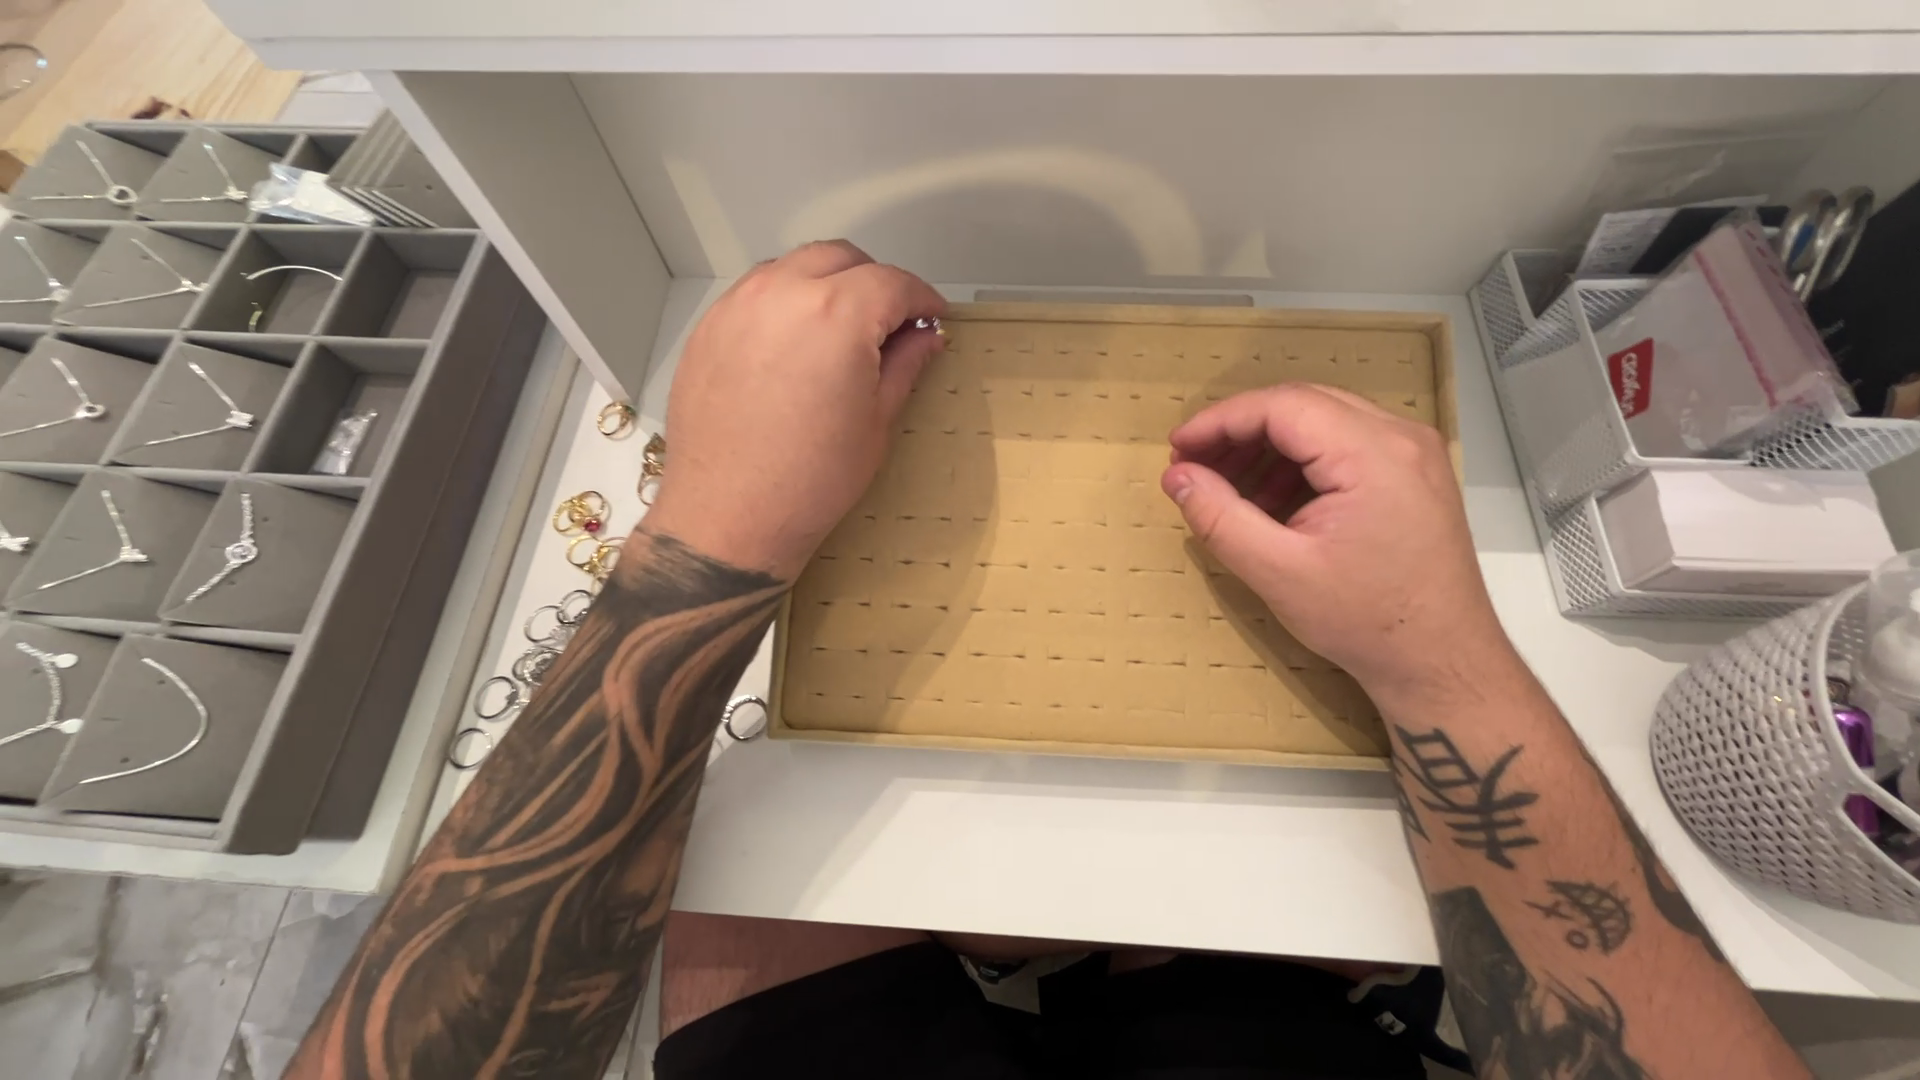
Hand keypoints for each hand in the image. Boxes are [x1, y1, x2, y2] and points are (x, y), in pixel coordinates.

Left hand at [645, 241, 946, 579]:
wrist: (730, 516)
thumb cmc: (812, 480)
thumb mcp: (876, 422)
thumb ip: (905, 364)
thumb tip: (926, 336)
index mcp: (835, 314)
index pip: (892, 282)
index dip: (921, 298)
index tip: (933, 317)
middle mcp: (782, 293)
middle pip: (841, 258)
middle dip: (875, 282)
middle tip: (891, 324)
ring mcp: (738, 306)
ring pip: (795, 268)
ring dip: (828, 286)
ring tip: (842, 334)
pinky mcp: (709, 328)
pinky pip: (757, 294)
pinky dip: (787, 303)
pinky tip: (797, 347)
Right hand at [1160, 383, 1513, 707]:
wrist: (1441, 662)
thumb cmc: (1363, 620)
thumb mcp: (1277, 572)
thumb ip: (1219, 517)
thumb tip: (1176, 476)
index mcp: (1373, 452)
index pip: (1282, 406)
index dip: (1220, 420)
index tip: (1177, 448)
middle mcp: (1400, 436)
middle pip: (1301, 406)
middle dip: (1238, 431)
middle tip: (1191, 465)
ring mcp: (1411, 453)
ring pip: (1319, 422)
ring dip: (1263, 447)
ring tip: (1220, 486)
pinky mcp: (1411, 475)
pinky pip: (1341, 446)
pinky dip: (1294, 463)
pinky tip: (1265, 501)